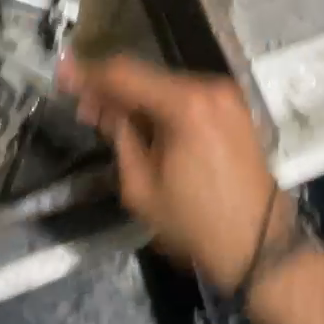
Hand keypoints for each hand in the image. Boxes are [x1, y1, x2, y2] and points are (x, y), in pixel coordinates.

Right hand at [60, 55, 290, 291]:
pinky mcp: (234, 108)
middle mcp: (208, 88)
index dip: (88, 73)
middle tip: (83, 105)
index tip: (61, 72)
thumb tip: (97, 105)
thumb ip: (118, 135)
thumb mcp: (141, 187)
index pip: (124, 74)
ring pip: (164, 84)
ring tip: (110, 117)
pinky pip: (185, 95)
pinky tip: (143, 121)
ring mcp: (225, 96)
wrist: (263, 250)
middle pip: (145, 75)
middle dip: (110, 88)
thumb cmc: (196, 224)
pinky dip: (160, 103)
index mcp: (185, 105)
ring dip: (135, 96)